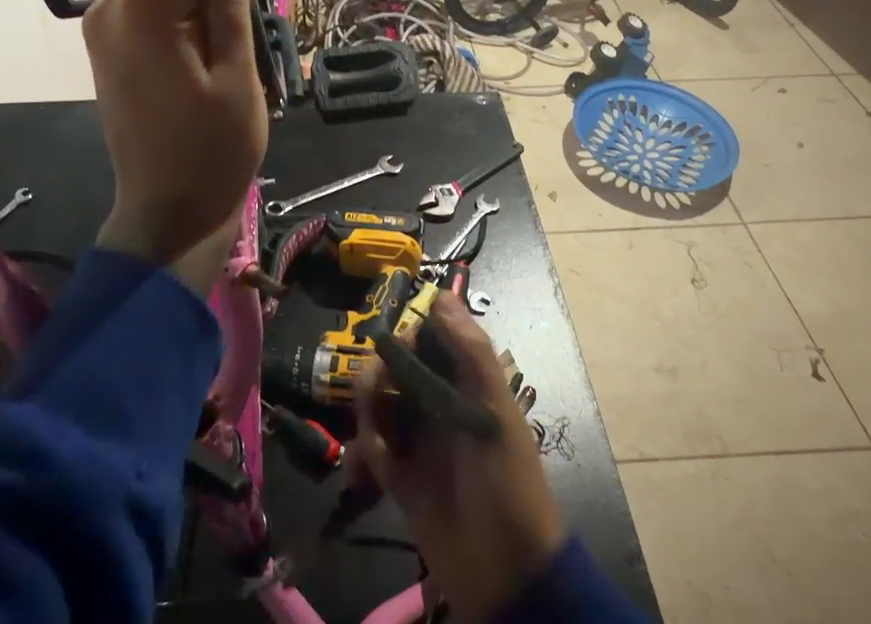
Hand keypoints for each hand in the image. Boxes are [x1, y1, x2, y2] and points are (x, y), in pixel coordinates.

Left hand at [84, 0, 266, 270]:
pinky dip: (182, 18)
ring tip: (223, 57)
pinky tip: (202, 63)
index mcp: (140, 10)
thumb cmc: (214, 150)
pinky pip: (151, 5)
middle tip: (240, 34)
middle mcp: (109, 7)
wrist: (168, 215)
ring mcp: (103, 28)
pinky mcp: (108, 45)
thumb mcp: (235, 68)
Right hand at [352, 298, 564, 621]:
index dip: (408, 338)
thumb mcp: (496, 415)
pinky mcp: (402, 480)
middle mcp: (443, 410)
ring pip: (380, 411)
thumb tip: (441, 296)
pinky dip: (363, 457)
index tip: (392, 347)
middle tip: (373, 398)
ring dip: (367, 420)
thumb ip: (471, 354)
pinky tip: (364, 472)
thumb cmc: (507, 485)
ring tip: (372, 446)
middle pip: (398, 375)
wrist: (505, 573)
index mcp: (469, 389)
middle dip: (378, 380)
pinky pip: (372, 453)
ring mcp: (421, 445)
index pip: (432, 344)